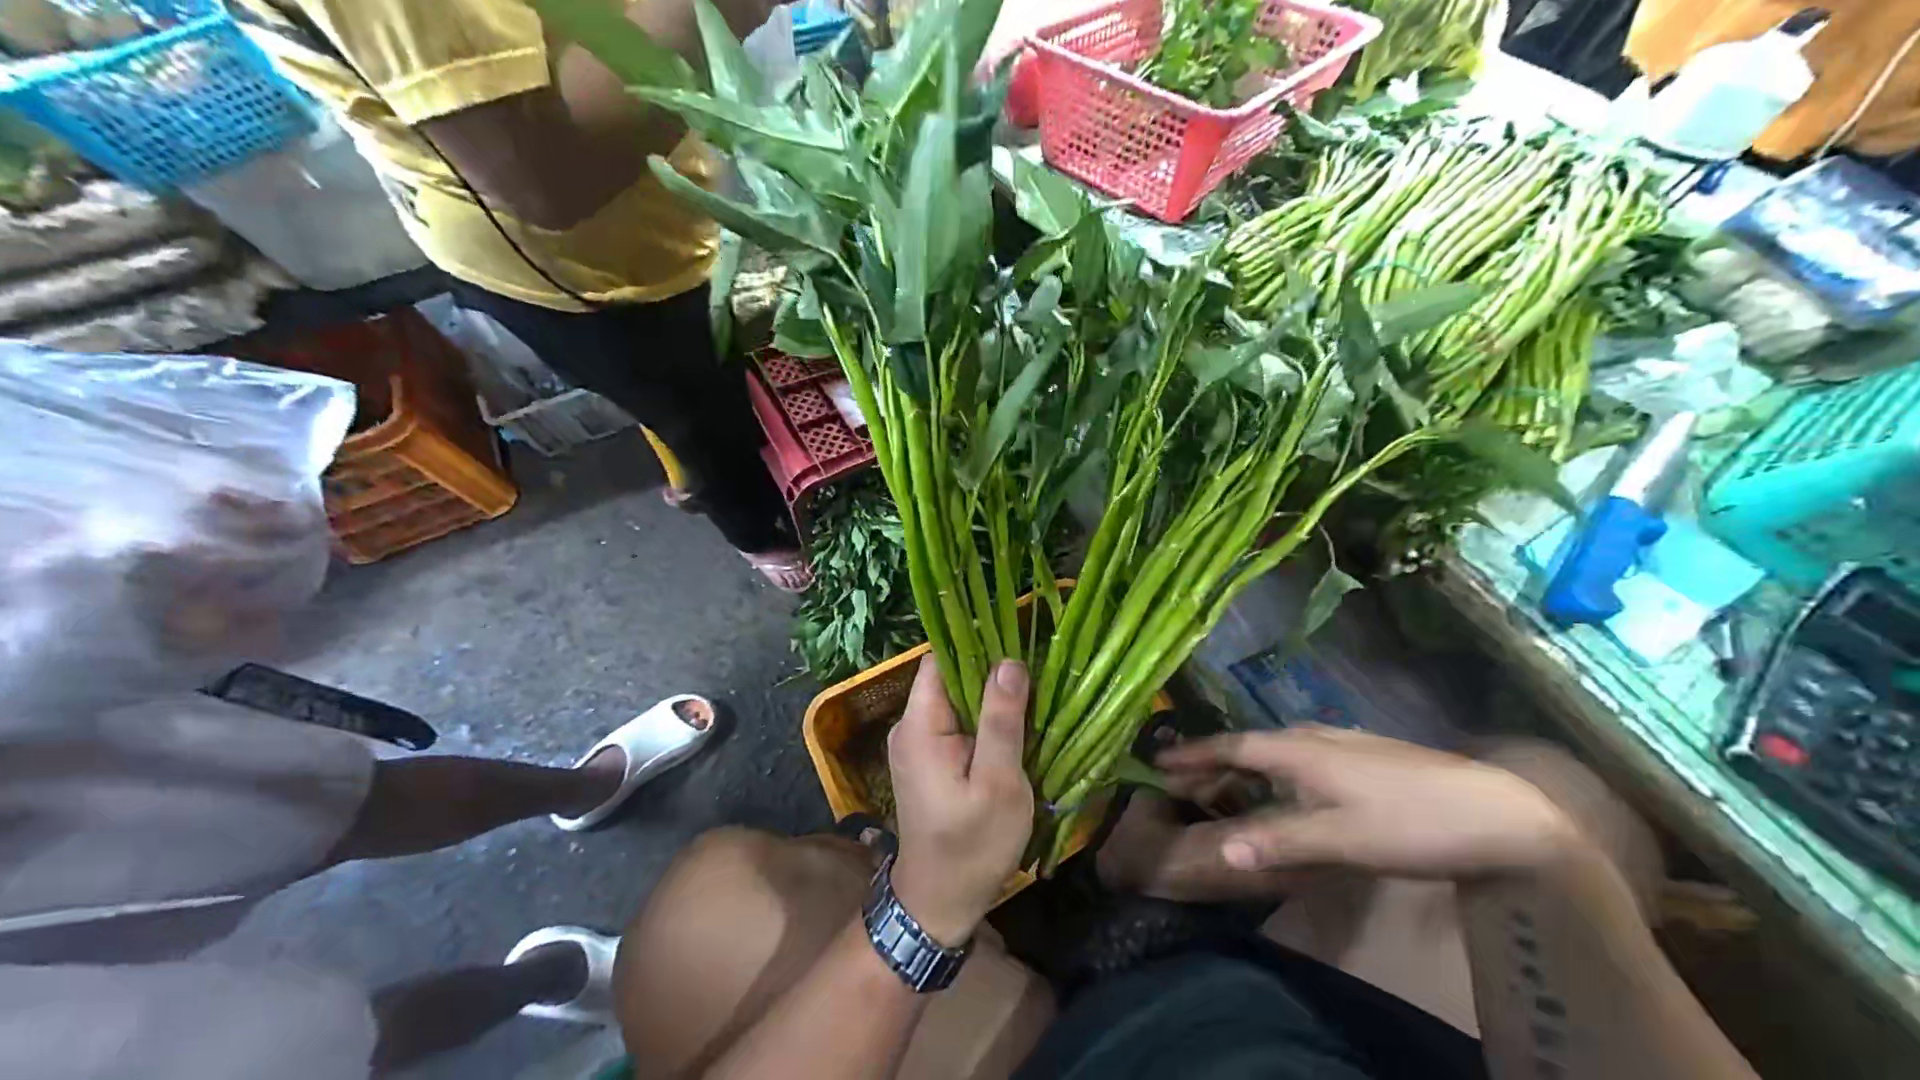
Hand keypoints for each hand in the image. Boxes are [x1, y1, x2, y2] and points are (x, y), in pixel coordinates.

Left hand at [887, 657, 1034, 945]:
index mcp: (919, 725)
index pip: (940, 660)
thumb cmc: (972, 845)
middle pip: (948, 679)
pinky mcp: (927, 761)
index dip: (976, 646)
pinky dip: (981, 723)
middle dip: (989, 675)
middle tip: (1034, 679)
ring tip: (1029, 703)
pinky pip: (954, 725)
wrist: (939, 901)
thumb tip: (1009, 661)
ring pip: (955, 702)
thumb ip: (1002, 720)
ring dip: (989, 701)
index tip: (1016, 644)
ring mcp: (915, 745)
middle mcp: (909, 727)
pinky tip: (1011, 732)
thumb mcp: (998, 782)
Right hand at [1157, 726, 1579, 879]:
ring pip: (1275, 749)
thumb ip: (1278, 842)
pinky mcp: (1365, 754)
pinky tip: (1283, 785)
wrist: (1500, 813)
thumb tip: (1219, 851)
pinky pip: (1298, 754)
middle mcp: (1313, 736)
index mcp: (1298, 750)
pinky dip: (1272, 767)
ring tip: (1223, 784)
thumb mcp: (1341, 840)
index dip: (1193, 754)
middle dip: (1212, 761)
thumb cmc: (1410, 822)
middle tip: (1180, 779)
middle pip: (1249, 745)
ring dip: (1243, 765)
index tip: (1157, 761)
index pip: (1231, 746)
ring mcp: (1342, 742)